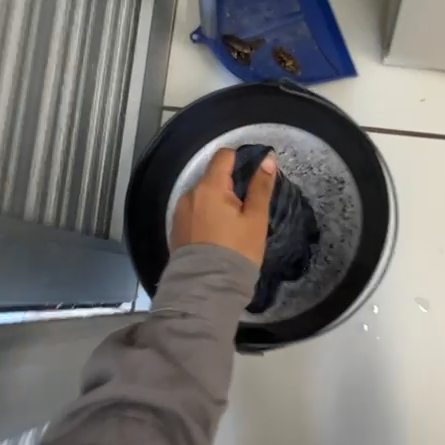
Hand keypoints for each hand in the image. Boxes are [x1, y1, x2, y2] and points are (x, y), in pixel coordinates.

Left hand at [171, 147, 276, 265]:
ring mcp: (180, 212)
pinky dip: (206, 216)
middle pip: (212, 177)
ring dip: (217, 202)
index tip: (254, 175)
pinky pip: (194, 212)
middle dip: (230, 185)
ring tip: (232, 224)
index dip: (240, 159)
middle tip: (248, 207)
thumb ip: (261, 186)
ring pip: (203, 196)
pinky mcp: (176, 229)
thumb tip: (268, 159)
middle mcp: (190, 194)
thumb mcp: (256, 219)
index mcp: (210, 187)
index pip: (223, 156)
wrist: (207, 288)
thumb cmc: (237, 251)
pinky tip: (217, 235)